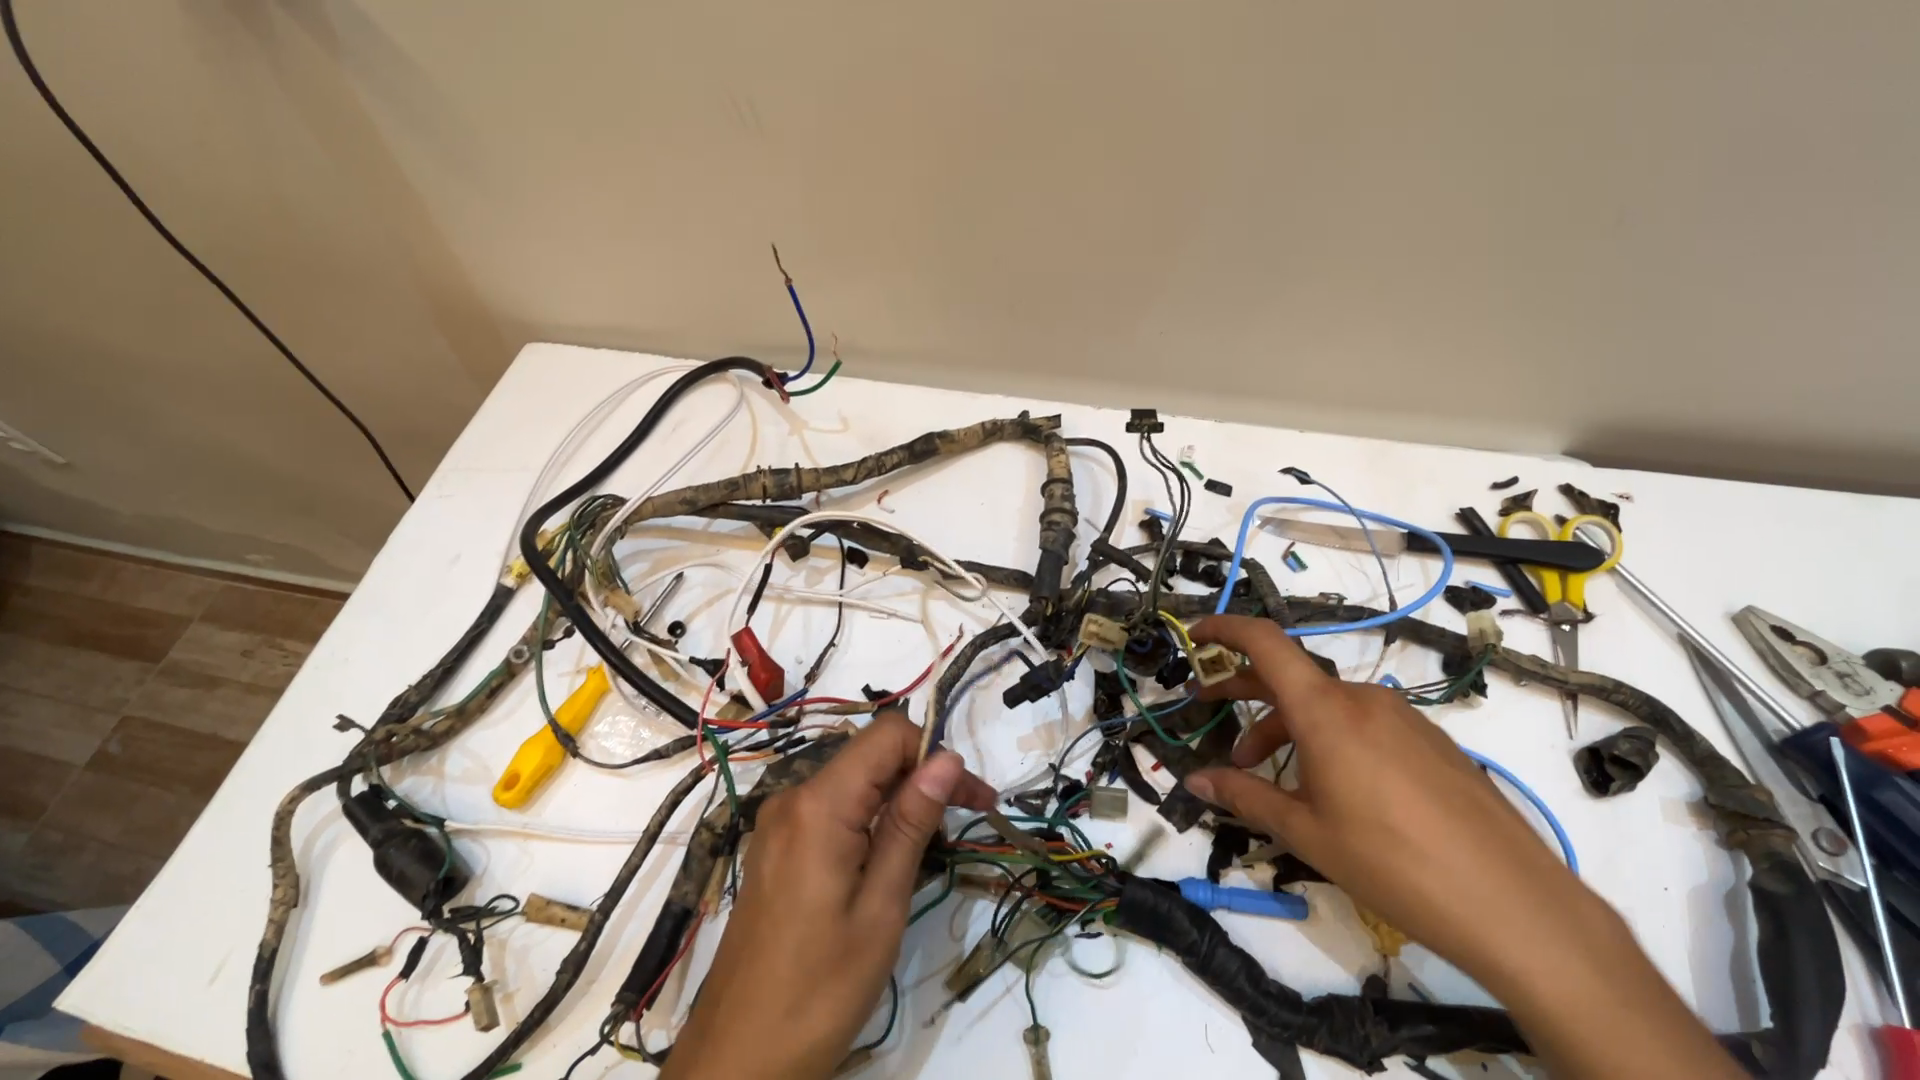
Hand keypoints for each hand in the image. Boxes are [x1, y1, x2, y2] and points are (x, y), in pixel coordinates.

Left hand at [664, 711, 995, 1079]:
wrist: (741, 1055)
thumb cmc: (821, 987)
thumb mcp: (881, 906)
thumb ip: (911, 824)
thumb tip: (946, 757)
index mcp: (818, 805)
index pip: (886, 735)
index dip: (935, 752)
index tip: (974, 796)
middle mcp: (792, 800)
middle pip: (870, 757)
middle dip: (923, 776)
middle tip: (971, 817)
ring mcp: (779, 826)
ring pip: (853, 784)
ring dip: (900, 800)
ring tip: (937, 845)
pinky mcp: (776, 850)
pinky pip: (832, 812)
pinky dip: (870, 821)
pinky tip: (892, 859)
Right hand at [1180, 614, 1589, 982]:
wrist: (1512, 903)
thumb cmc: (1391, 863)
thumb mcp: (1306, 832)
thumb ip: (1246, 797)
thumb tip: (1194, 779)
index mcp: (1327, 711)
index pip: (1266, 643)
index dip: (1225, 629)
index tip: (1193, 635)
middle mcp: (1364, 700)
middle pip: (1292, 678)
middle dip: (1245, 691)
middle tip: (1211, 713)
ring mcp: (1404, 719)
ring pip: (1329, 707)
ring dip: (1288, 727)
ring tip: (1270, 776)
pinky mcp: (1432, 743)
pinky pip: (1365, 726)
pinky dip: (1330, 740)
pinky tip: (1331, 789)